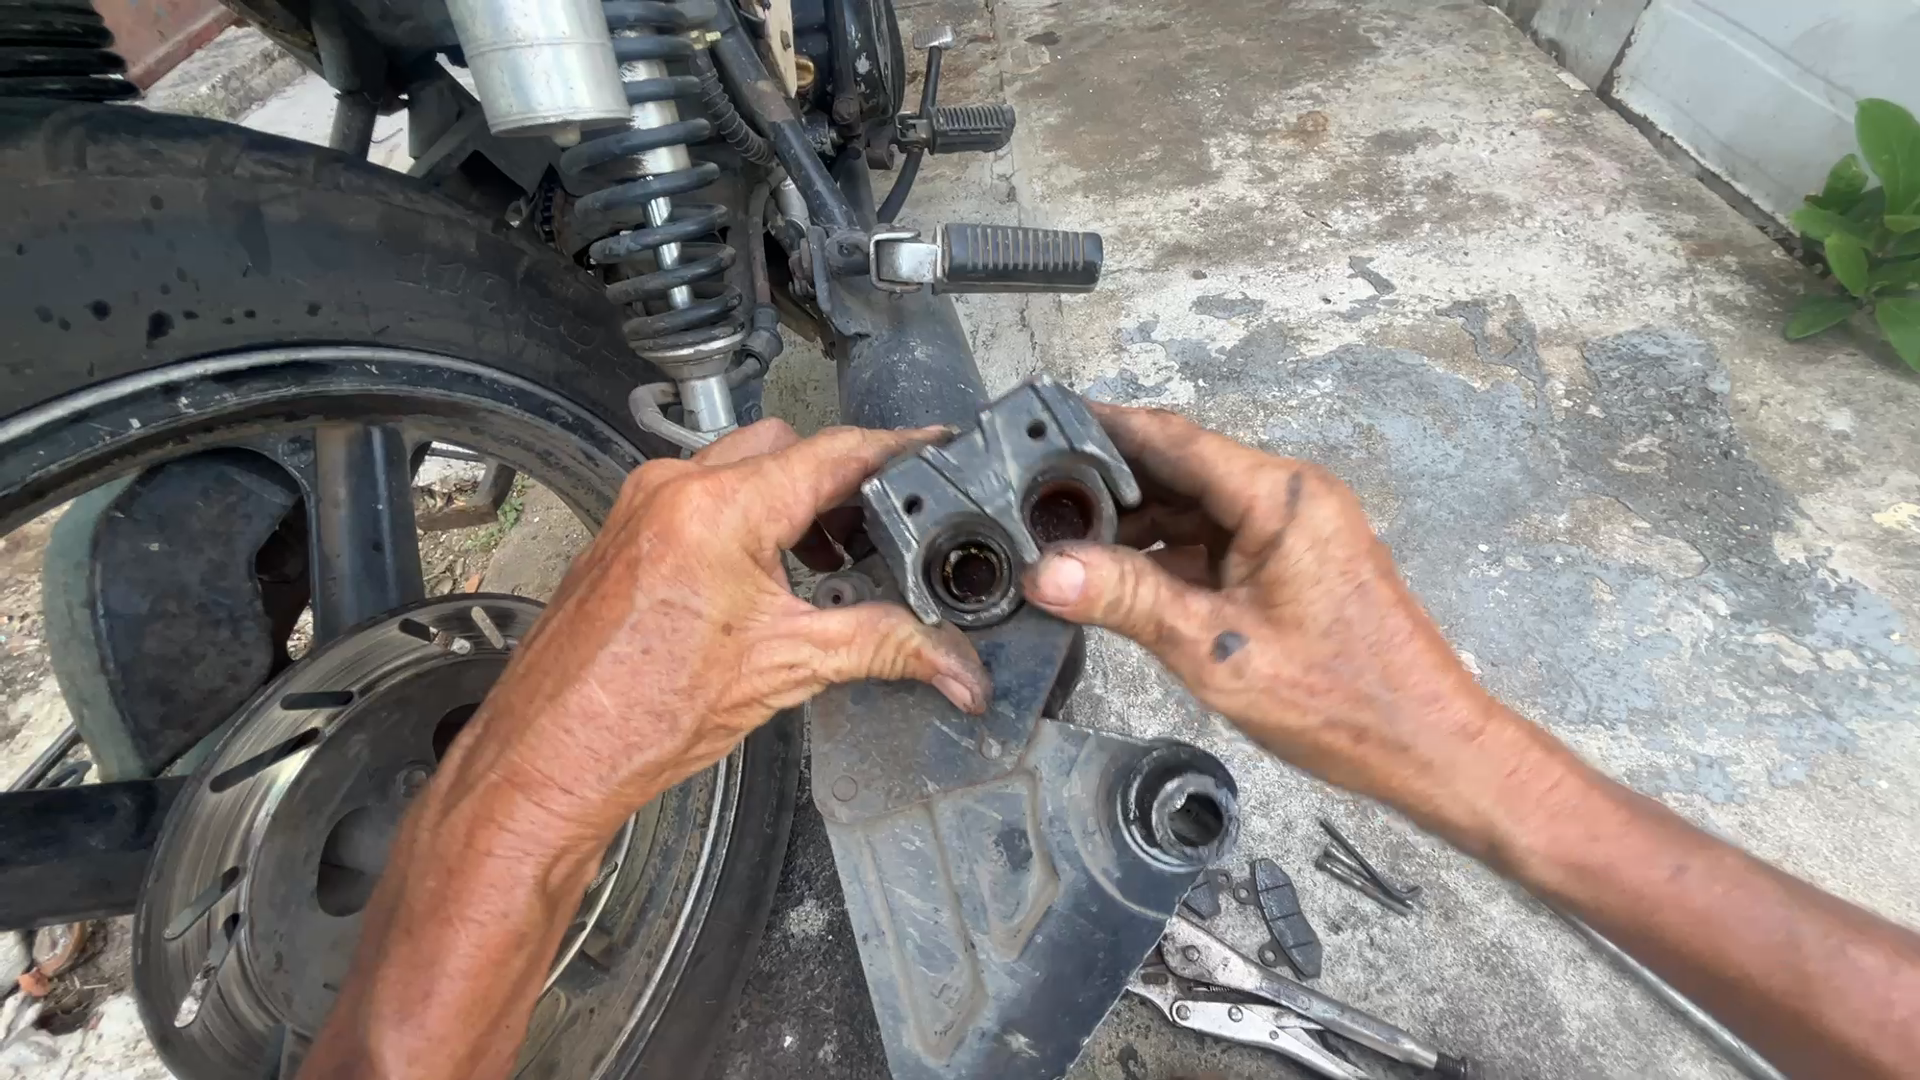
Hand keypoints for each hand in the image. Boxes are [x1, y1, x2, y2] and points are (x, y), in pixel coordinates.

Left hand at [443, 420, 989, 845]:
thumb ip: (885, 647)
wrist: (551, 757)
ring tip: (827, 551)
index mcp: (720, 510)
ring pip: (745, 461)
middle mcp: (676, 488)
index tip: (931, 445)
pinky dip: (752, 509)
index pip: (833, 452)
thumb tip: (955, 664)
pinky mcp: (631, 525)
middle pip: (790, 446)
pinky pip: (706, 488)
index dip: (895, 446)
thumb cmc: (642, 714)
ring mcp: (645, 502)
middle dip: (842, 477)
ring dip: (794, 494)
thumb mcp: (787, 668)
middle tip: (882, 521)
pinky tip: (770, 563)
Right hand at [1021, 404, 1550, 842]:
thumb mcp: (1214, 649)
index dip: (1101, 426)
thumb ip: (1127, 600)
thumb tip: (1044, 573)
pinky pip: (1205, 539)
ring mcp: (1283, 528)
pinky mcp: (1281, 558)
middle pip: (1175, 468)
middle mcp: (1282, 496)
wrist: (1426, 747)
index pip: (1171, 439)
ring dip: (1128, 521)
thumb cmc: (1337, 699)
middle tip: (1030, 493)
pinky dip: (1158, 551)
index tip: (1041, 421)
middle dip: (1103, 480)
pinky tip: (1112, 571)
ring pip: (1186, 506)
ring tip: (1058, 535)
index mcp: (1277, 497)